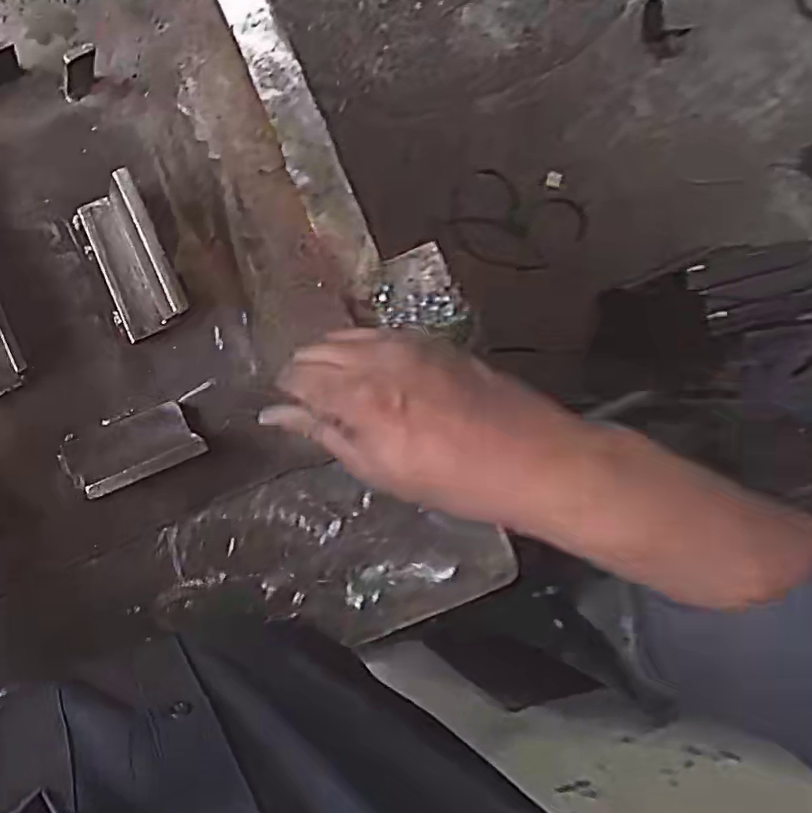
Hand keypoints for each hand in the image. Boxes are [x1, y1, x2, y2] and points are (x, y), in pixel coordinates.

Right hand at [260, 328, 594, 528]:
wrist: (536, 460)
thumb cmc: (449, 478)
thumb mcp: (374, 467)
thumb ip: (320, 432)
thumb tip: (275, 415)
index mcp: (359, 396)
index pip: (295, 377)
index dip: (284, 394)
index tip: (286, 410)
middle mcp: (377, 359)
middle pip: (313, 350)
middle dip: (301, 373)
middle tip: (309, 403)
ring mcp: (407, 344)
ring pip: (341, 336)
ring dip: (328, 358)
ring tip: (337, 388)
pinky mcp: (431, 341)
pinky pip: (374, 333)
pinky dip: (358, 348)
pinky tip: (370, 374)